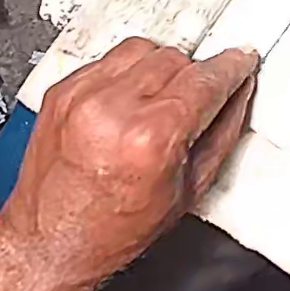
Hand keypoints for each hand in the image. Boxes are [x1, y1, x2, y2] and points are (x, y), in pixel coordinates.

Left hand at [0, 38, 257, 288]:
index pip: (206, 79)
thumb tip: (238, 95)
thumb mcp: (188, 189)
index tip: (240, 61)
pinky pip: (111, 58)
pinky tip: (128, 102)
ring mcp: (83, 95)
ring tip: (157, 101)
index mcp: (150, 137)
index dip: (231, 67)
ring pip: (144, 48)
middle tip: (195, 101)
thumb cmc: (111, 230)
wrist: (49, 242)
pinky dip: (128, 73)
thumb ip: (222, 132)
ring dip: (160, 68)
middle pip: (177, 58)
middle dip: (194, 76)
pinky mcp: (63, 89)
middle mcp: (112, 108)